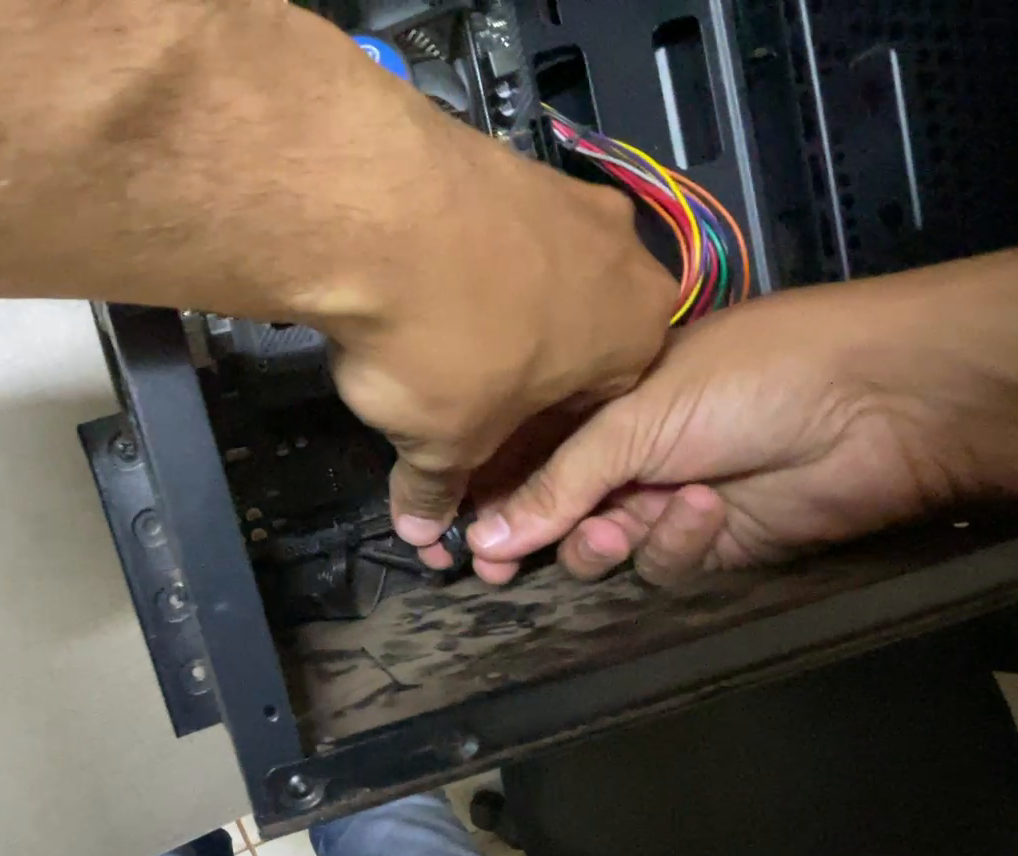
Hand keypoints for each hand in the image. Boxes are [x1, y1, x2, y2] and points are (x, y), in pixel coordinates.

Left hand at [309, 120, 677, 561]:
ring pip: (529, 282)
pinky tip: (411, 282)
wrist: (381, 213)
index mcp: (636, 336)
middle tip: (447, 398)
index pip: (595, 409)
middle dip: (511, 381)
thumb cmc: (443, 350)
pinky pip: (491, 235)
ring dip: (484, 320)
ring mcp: (566, 196)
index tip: (485, 452)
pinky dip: (457, 265)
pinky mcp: (508, 161)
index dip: (533, 443)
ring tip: (420, 339)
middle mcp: (622, 255)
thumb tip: (421, 532)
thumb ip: (439, 491)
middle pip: (566, 340)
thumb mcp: (443, 444)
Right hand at [463, 283, 981, 585]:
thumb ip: (555, 485)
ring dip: (597, 543)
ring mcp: (656, 501)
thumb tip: (481, 539)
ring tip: (619, 527)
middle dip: (524, 539)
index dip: (480, 498)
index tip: (447, 535)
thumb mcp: (633, 420)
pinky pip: (660, 562)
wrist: (888, 401)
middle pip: (544, 514)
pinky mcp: (704, 543)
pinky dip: (676, 542)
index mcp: (590, 410)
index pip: (515, 462)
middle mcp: (616, 459)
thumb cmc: (747, 378)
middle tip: (496, 566)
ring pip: (595, 549)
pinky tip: (705, 509)